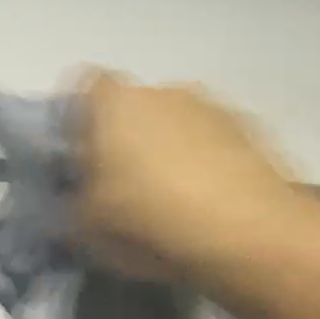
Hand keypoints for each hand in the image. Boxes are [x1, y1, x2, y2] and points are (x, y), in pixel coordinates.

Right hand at [67, 69, 319, 280]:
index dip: (76, 118)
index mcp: (114, 106)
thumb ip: (70, 201)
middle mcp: (162, 90)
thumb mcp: (85, 227)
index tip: (74, 154)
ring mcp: (211, 104)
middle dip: (120, 137)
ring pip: (171, 120)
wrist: (246, 231)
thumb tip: (72, 194)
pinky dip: (199, 158)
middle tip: (115, 183)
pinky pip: (208, 137)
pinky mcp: (249, 126)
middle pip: (130, 105)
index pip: (83, 86)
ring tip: (164, 195)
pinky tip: (201, 198)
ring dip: (162, 147)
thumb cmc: (147, 221)